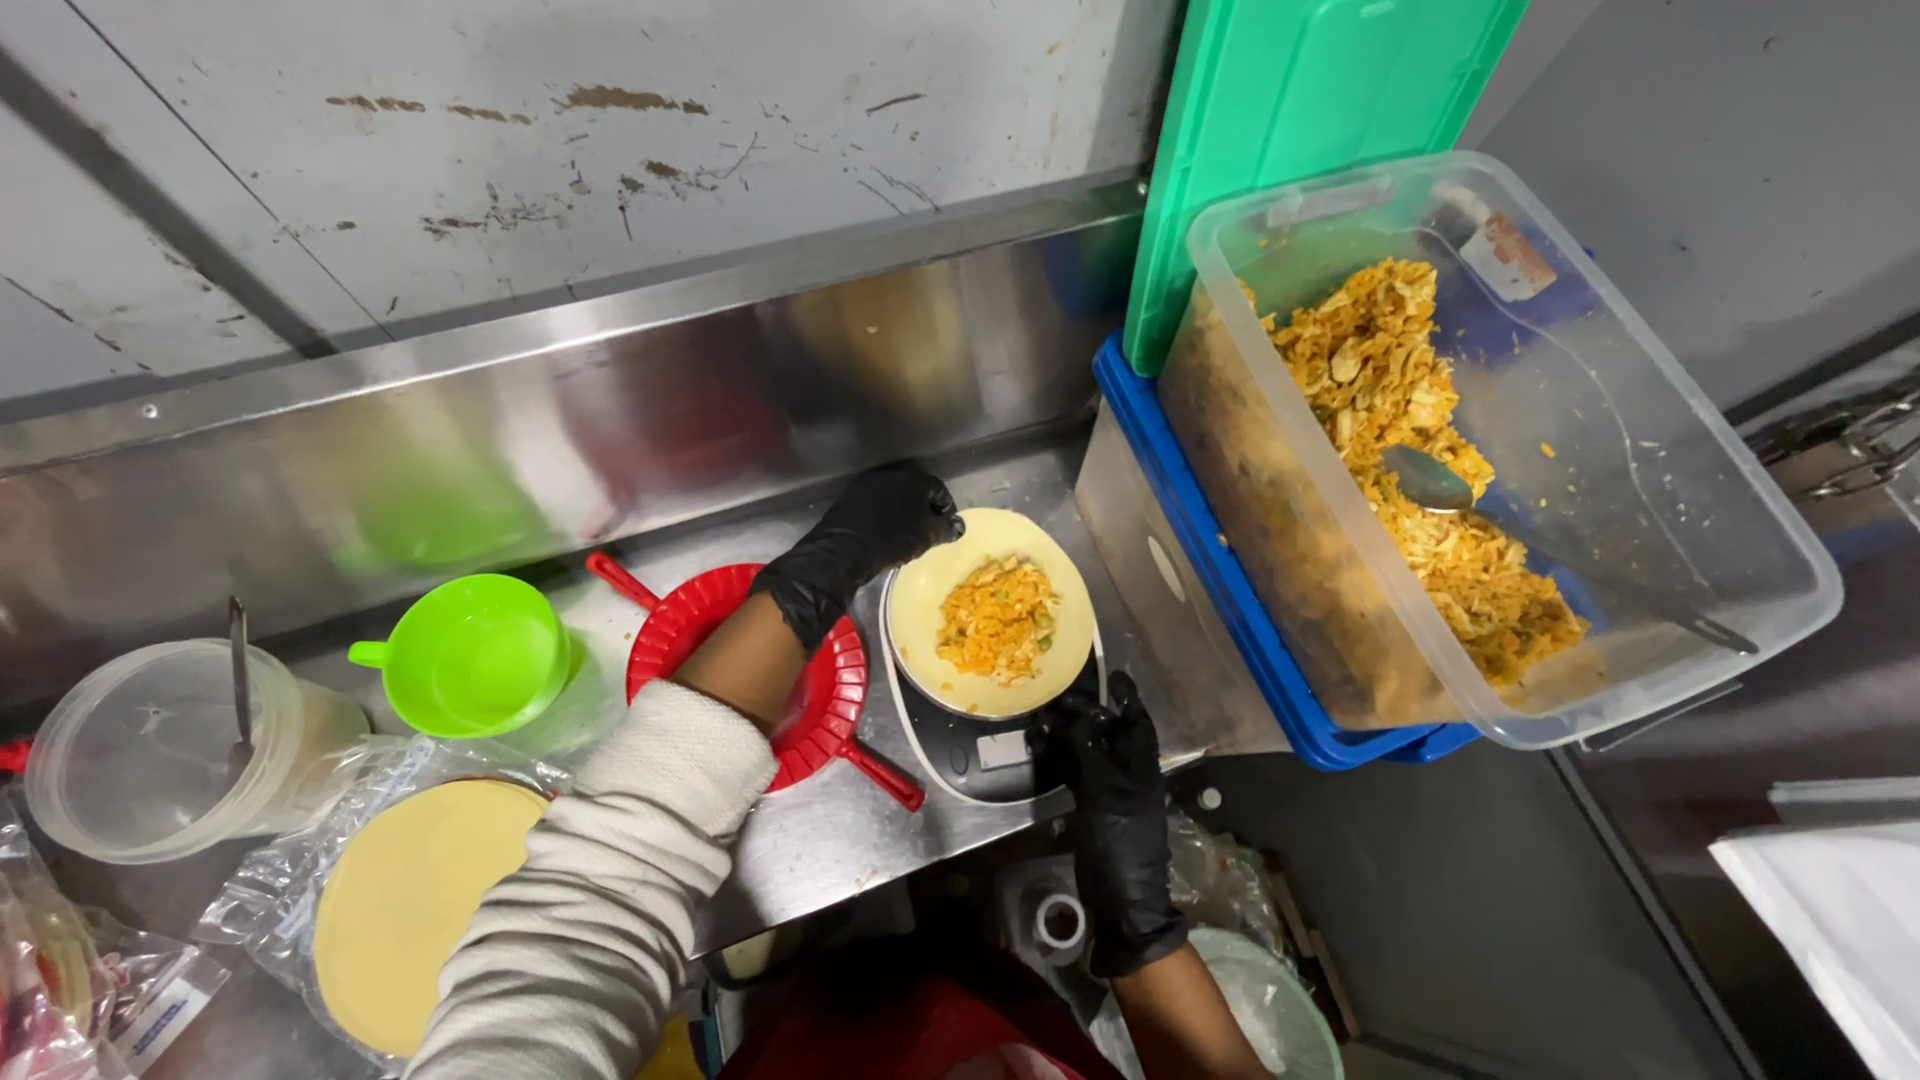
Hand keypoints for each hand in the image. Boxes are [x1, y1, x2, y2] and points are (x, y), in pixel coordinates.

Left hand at [752, 462, 963, 650]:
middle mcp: (891, 474)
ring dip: (903, 510)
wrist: (845, 549)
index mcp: (914, 478)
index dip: (947, 509)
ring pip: (894, 496)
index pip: (939, 490)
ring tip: (907, 532)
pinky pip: (876, 503)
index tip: (947, 526)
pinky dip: (885, 514)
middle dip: (924, 508)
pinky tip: (885, 531)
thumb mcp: (927, 537)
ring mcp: (868, 484)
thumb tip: (958, 526)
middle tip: (929, 529)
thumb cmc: (893, 538)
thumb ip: (946, 528)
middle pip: (915, 490)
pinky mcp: (850, 497)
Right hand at [1033, 671, 1185, 977]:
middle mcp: (1128, 772)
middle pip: (1107, 732)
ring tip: (1039, 717)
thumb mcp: (1106, 790)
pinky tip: (1039, 747)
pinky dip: (1059, 759)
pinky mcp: (1091, 805)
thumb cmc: (1122, 839)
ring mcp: (1108, 789)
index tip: (1110, 675)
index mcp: (1142, 765)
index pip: (1137, 720)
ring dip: (1066, 735)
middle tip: (1057, 695)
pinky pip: (1075, 773)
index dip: (1125, 697)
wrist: (1121, 895)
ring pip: (1088, 750)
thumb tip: (1078, 718)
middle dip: (1085, 713)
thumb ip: (1090, 751)